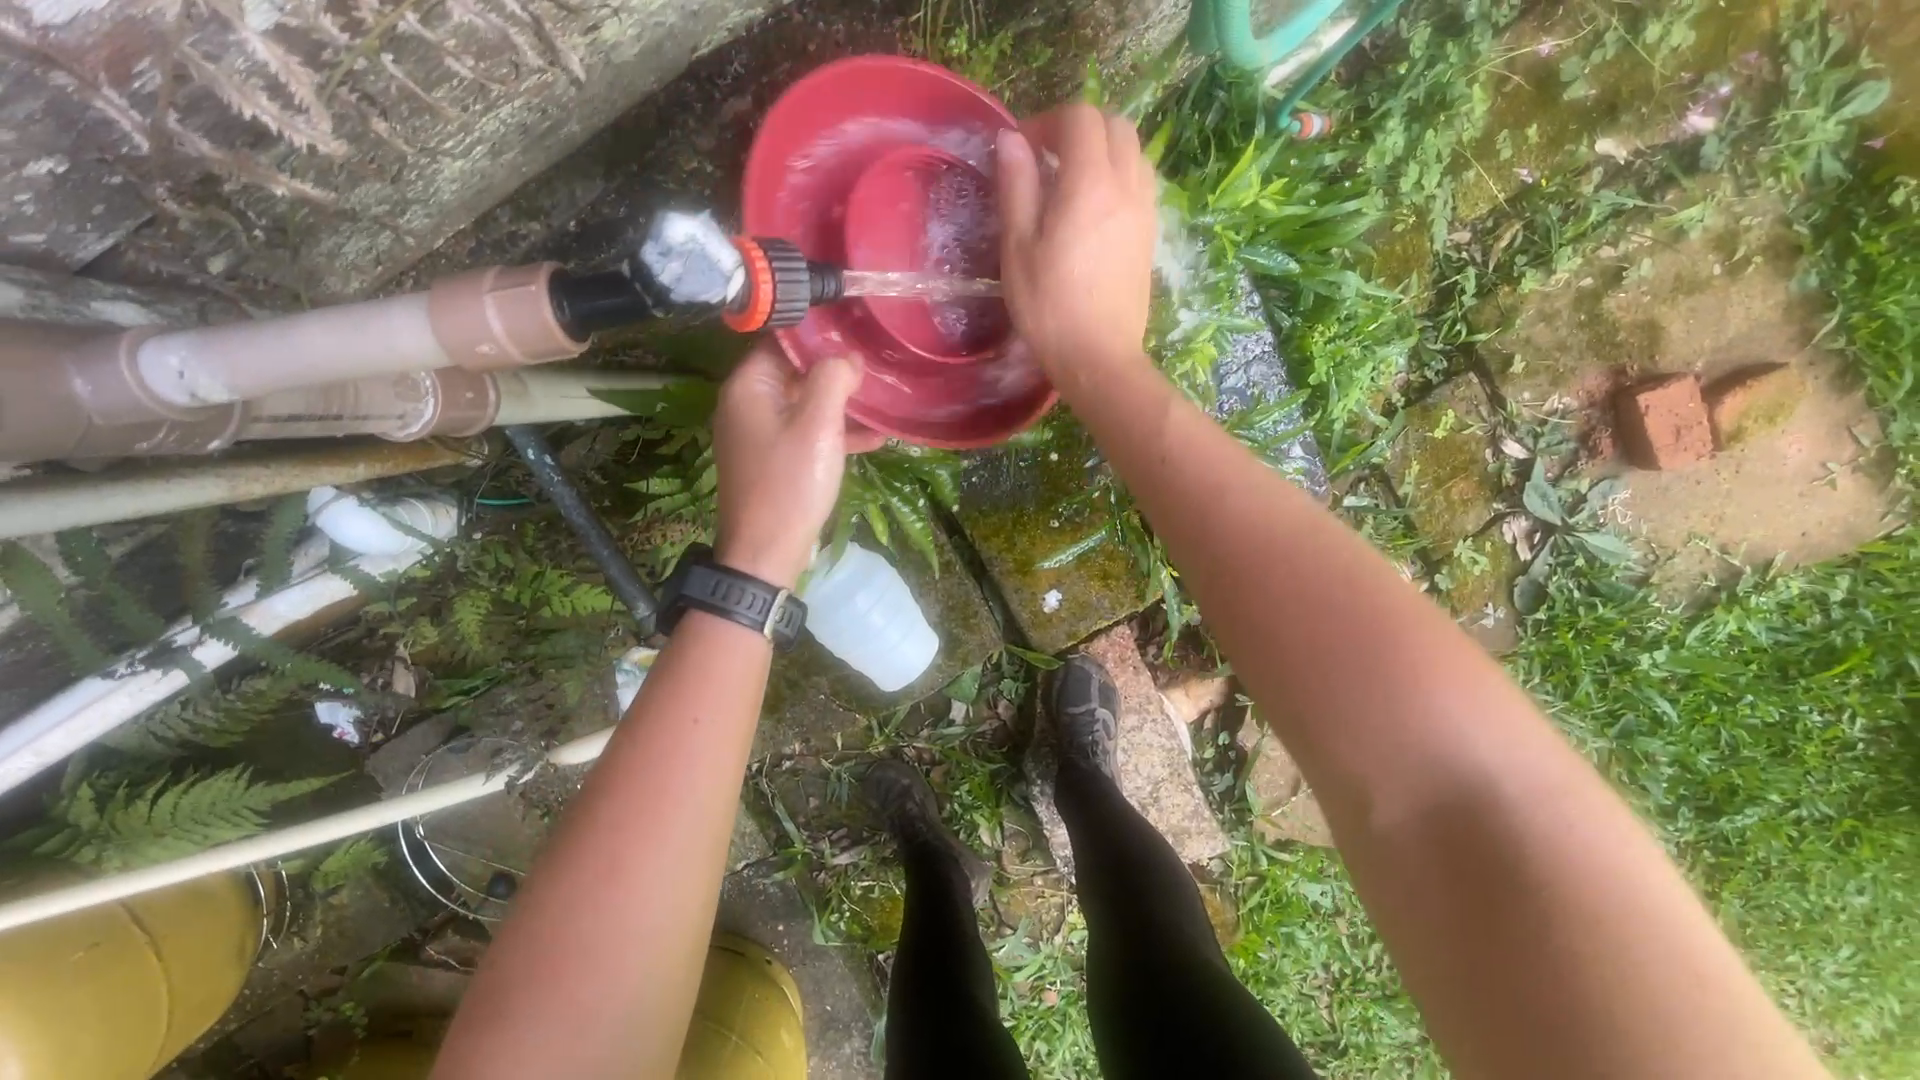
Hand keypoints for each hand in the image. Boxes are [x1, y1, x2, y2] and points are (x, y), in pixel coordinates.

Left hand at [712, 344, 880, 588]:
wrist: (766, 553)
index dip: (819, 331)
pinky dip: (835, 432)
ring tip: (883, 397)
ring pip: (805, 404)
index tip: (858, 327)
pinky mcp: (773, 460)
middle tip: (878, 360)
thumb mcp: (818, 425)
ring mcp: (759, 434)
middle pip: (795, 371)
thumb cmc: (790, 483)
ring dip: (841, 402)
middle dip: (836, 368)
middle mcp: (747, 404)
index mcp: (748, 387)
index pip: (781, 340)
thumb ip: (832, 379)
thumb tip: (847, 357)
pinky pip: (806, 433)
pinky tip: (875, 437)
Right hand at [996, 104, 1159, 392]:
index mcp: (1090, 184)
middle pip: (1113, 124)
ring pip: (1133, 149)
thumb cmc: (1048, 307)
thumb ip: (1016, 186)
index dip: (1047, 122)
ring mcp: (1145, 209)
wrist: (1098, 356)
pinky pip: (1141, 179)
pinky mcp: (1151, 232)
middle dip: (1078, 127)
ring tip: (1070, 178)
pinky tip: (1094, 204)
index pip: (1080, 117)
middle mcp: (1126, 186)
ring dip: (1102, 148)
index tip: (1022, 149)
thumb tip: (1011, 140)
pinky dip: (1119, 172)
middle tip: (1045, 157)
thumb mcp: (1017, 248)